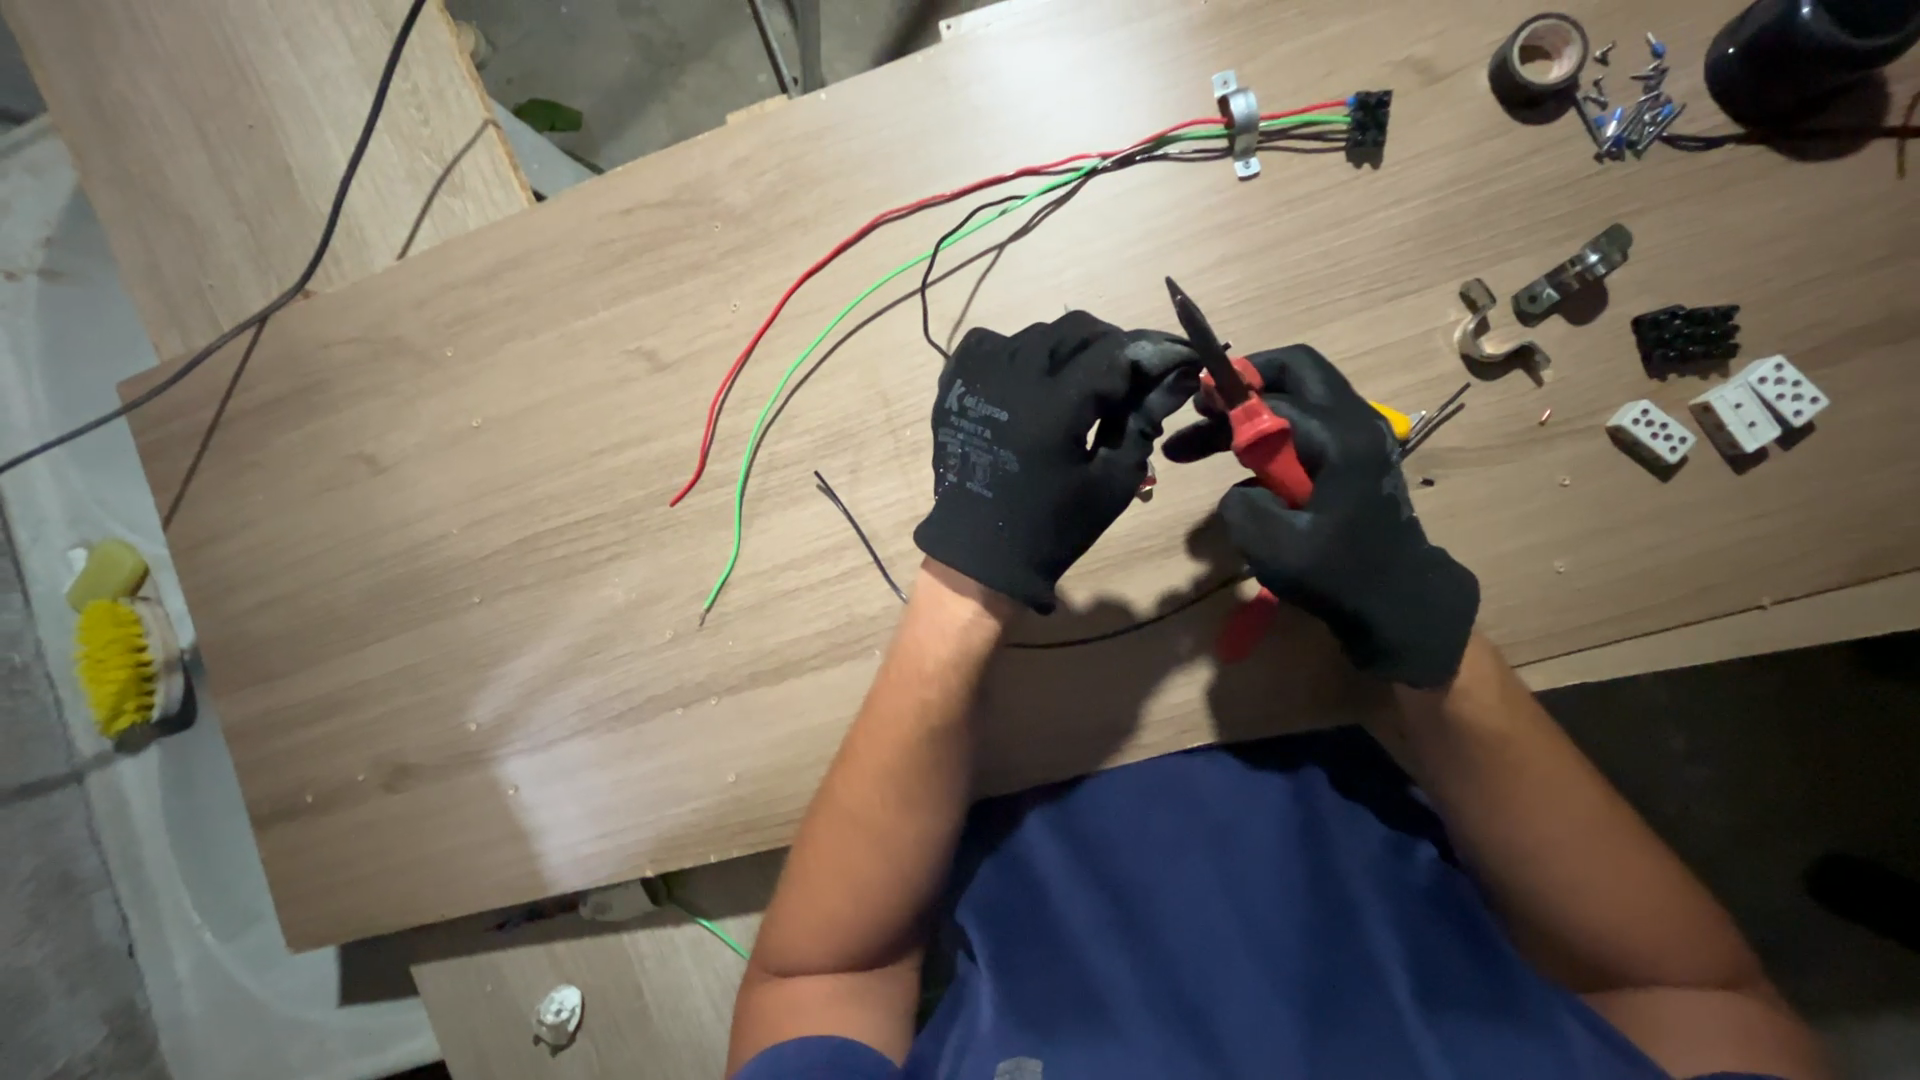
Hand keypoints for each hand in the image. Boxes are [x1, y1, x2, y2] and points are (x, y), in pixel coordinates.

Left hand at [913, 312, 1197, 612]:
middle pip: (1076, 330)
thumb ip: (1145, 420)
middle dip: (1113, 346)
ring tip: (1084, 383)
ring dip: (1069, 348)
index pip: (1115, 353)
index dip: (1151, 354)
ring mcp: (978, 377)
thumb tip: (1180, 375)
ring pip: (1037, 333)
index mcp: (1054, 407)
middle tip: (1131, 377)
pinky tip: (1033, 381)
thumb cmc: (1054, 526)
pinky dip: (1020, 351)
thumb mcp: (1112, 480)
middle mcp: (1014, 378)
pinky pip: (994, 343)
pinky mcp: (955, 384)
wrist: (981, 552)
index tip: (1175, 362)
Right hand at [1164, 345, 1477, 686]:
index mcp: (1340, 441)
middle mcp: (1355, 423)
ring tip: (1194, 443)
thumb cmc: (1338, 575)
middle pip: (1296, 370)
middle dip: (1245, 380)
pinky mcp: (1352, 455)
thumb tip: (1240, 487)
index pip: (1276, 399)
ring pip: (1298, 396)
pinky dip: (1267, 434)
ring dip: (1248, 411)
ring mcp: (1358, 437)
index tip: (1192, 405)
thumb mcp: (1275, 547)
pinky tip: (1237, 470)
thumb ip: (1241, 504)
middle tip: (1202, 405)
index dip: (1230, 398)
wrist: (1399, 602)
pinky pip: (1305, 424)